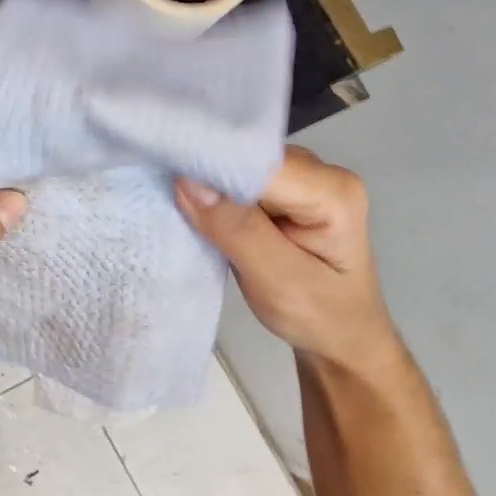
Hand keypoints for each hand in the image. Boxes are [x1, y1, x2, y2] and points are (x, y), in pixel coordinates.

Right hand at [175, 146, 400, 371]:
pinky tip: (188, 207)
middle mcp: (317, 173)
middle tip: (156, 190)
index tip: (163, 177)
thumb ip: (237, 230)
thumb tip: (188, 180)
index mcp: (332, 190)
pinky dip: (207, 193)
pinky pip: (233, 180)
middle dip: (201, 172)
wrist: (339, 338)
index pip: (259, 162)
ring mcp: (295, 180)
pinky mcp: (275, 192)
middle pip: (246, 157)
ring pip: (235, 165)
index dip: (211, 166)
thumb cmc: (319, 316)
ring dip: (200, 182)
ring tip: (166, 199)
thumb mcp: (278, 281)